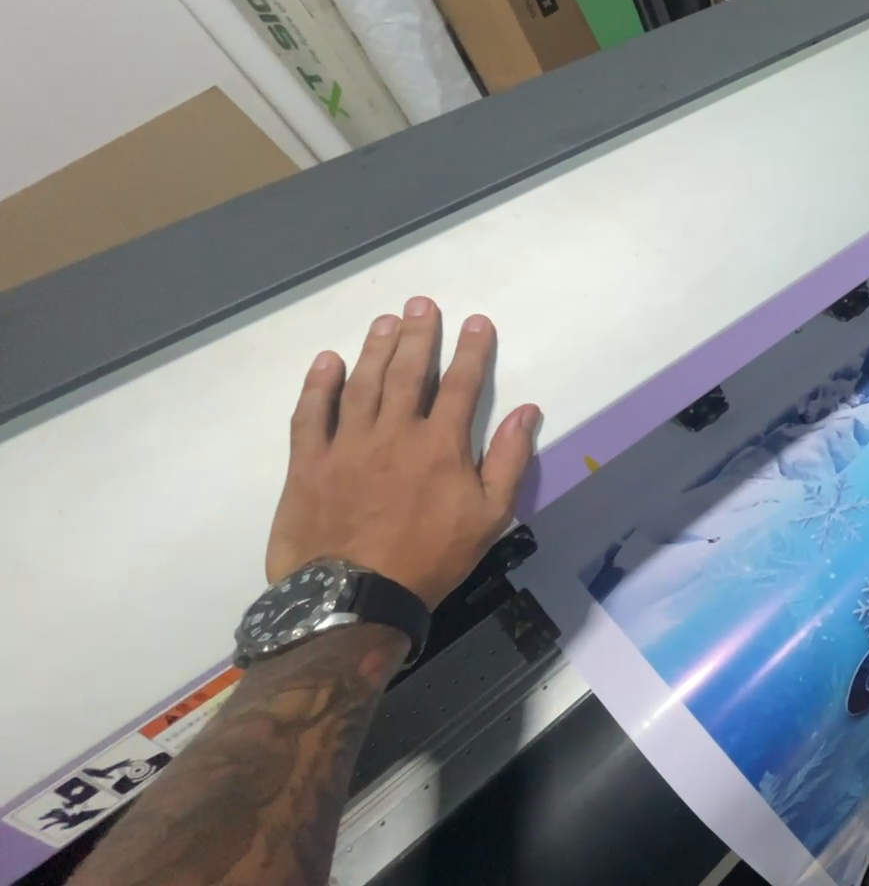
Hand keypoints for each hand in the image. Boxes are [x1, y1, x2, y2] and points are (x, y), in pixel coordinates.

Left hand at [266, 296, 540, 608]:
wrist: (352, 597)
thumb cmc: (432, 555)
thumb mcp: (490, 514)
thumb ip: (509, 459)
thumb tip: (527, 412)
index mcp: (442, 445)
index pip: (463, 385)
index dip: (472, 350)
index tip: (477, 322)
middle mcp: (394, 433)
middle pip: (409, 372)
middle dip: (419, 335)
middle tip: (422, 303)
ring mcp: (346, 445)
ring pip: (362, 384)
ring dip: (377, 348)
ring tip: (386, 320)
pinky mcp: (307, 464)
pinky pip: (311, 414)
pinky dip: (320, 385)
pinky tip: (329, 361)